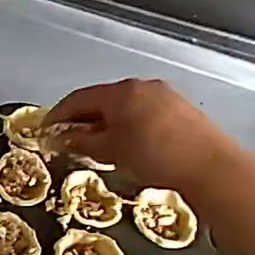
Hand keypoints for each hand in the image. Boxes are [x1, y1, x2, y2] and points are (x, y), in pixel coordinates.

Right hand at [43, 79, 239, 190]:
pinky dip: (123, 125)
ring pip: (121, 107)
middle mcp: (142, 87)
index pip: (76, 99)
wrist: (210, 167)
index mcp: (120, 93)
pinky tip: (121, 144)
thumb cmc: (154, 156)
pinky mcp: (179, 109)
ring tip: (92, 145)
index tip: (43, 131)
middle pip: (99, 100)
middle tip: (65, 140)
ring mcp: (164, 95)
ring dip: (101, 123)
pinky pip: (140, 112)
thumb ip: (79, 141)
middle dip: (79, 119)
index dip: (56, 116)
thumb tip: (60, 138)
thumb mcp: (107, 150)